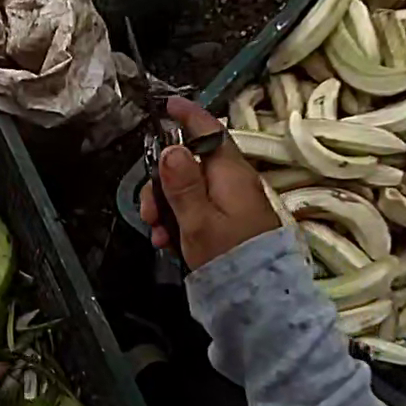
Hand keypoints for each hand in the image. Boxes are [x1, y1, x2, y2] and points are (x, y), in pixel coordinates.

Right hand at [139, 96, 279, 270]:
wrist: (257, 299)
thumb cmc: (228, 257)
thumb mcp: (197, 220)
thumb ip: (182, 183)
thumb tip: (171, 148)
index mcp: (230, 174)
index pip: (209, 131)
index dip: (188, 116)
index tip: (167, 105)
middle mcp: (232, 182)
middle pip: (188, 164)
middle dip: (161, 183)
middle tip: (148, 212)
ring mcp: (230, 202)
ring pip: (187, 188)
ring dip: (165, 206)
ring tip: (157, 233)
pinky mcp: (227, 221)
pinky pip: (195, 208)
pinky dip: (177, 219)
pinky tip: (167, 241)